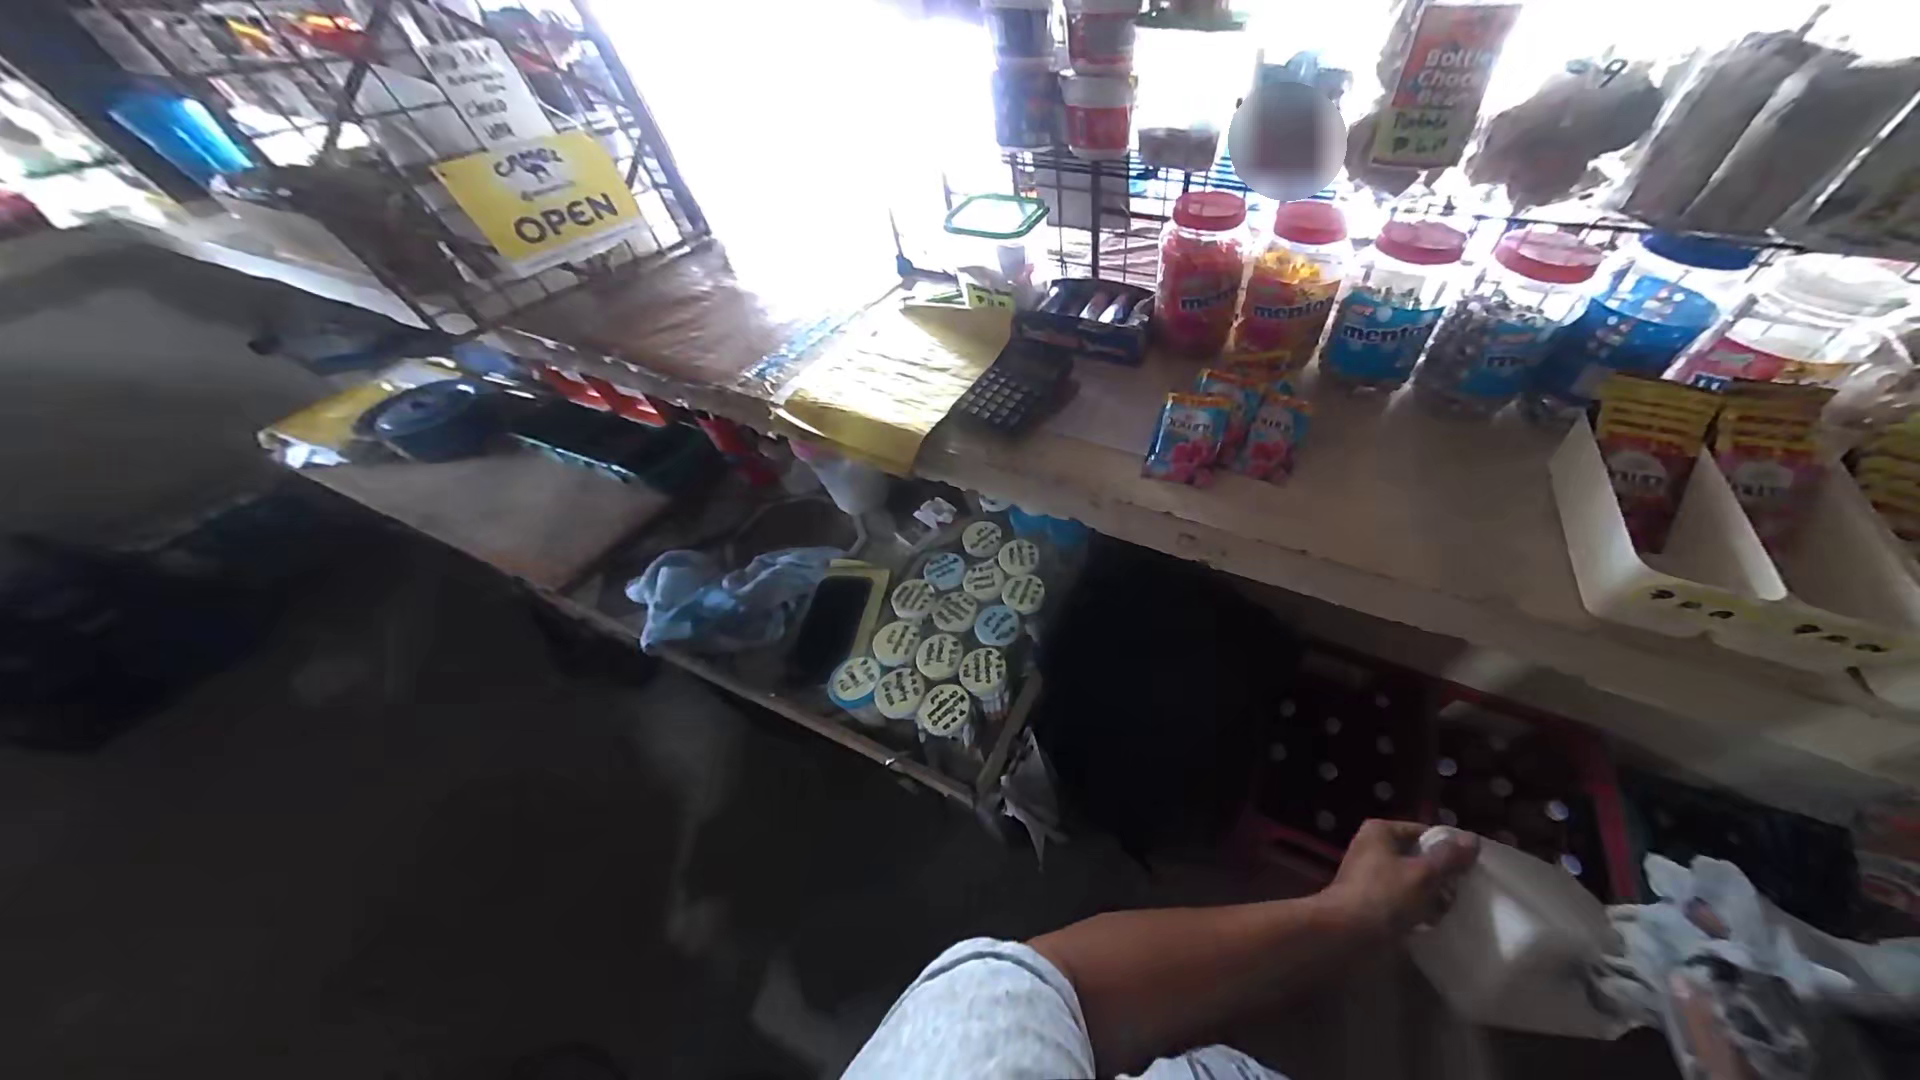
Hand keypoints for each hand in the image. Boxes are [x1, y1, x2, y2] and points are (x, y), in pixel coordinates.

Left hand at [1319, 819, 1478, 938]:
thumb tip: (1472, 838)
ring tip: (1446, 910)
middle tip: (1458, 895)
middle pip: (1421, 857)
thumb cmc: (1386, 894)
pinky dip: (1420, 906)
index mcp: (1381, 831)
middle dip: (1441, 877)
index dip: (1449, 850)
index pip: (1424, 833)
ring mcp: (1373, 871)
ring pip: (1416, 879)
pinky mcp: (1375, 894)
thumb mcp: (1423, 874)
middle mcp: (1374, 845)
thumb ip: (1449, 857)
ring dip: (1433, 895)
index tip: (1473, 870)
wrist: (1350, 929)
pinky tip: (1432, 921)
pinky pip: (1406, 895)